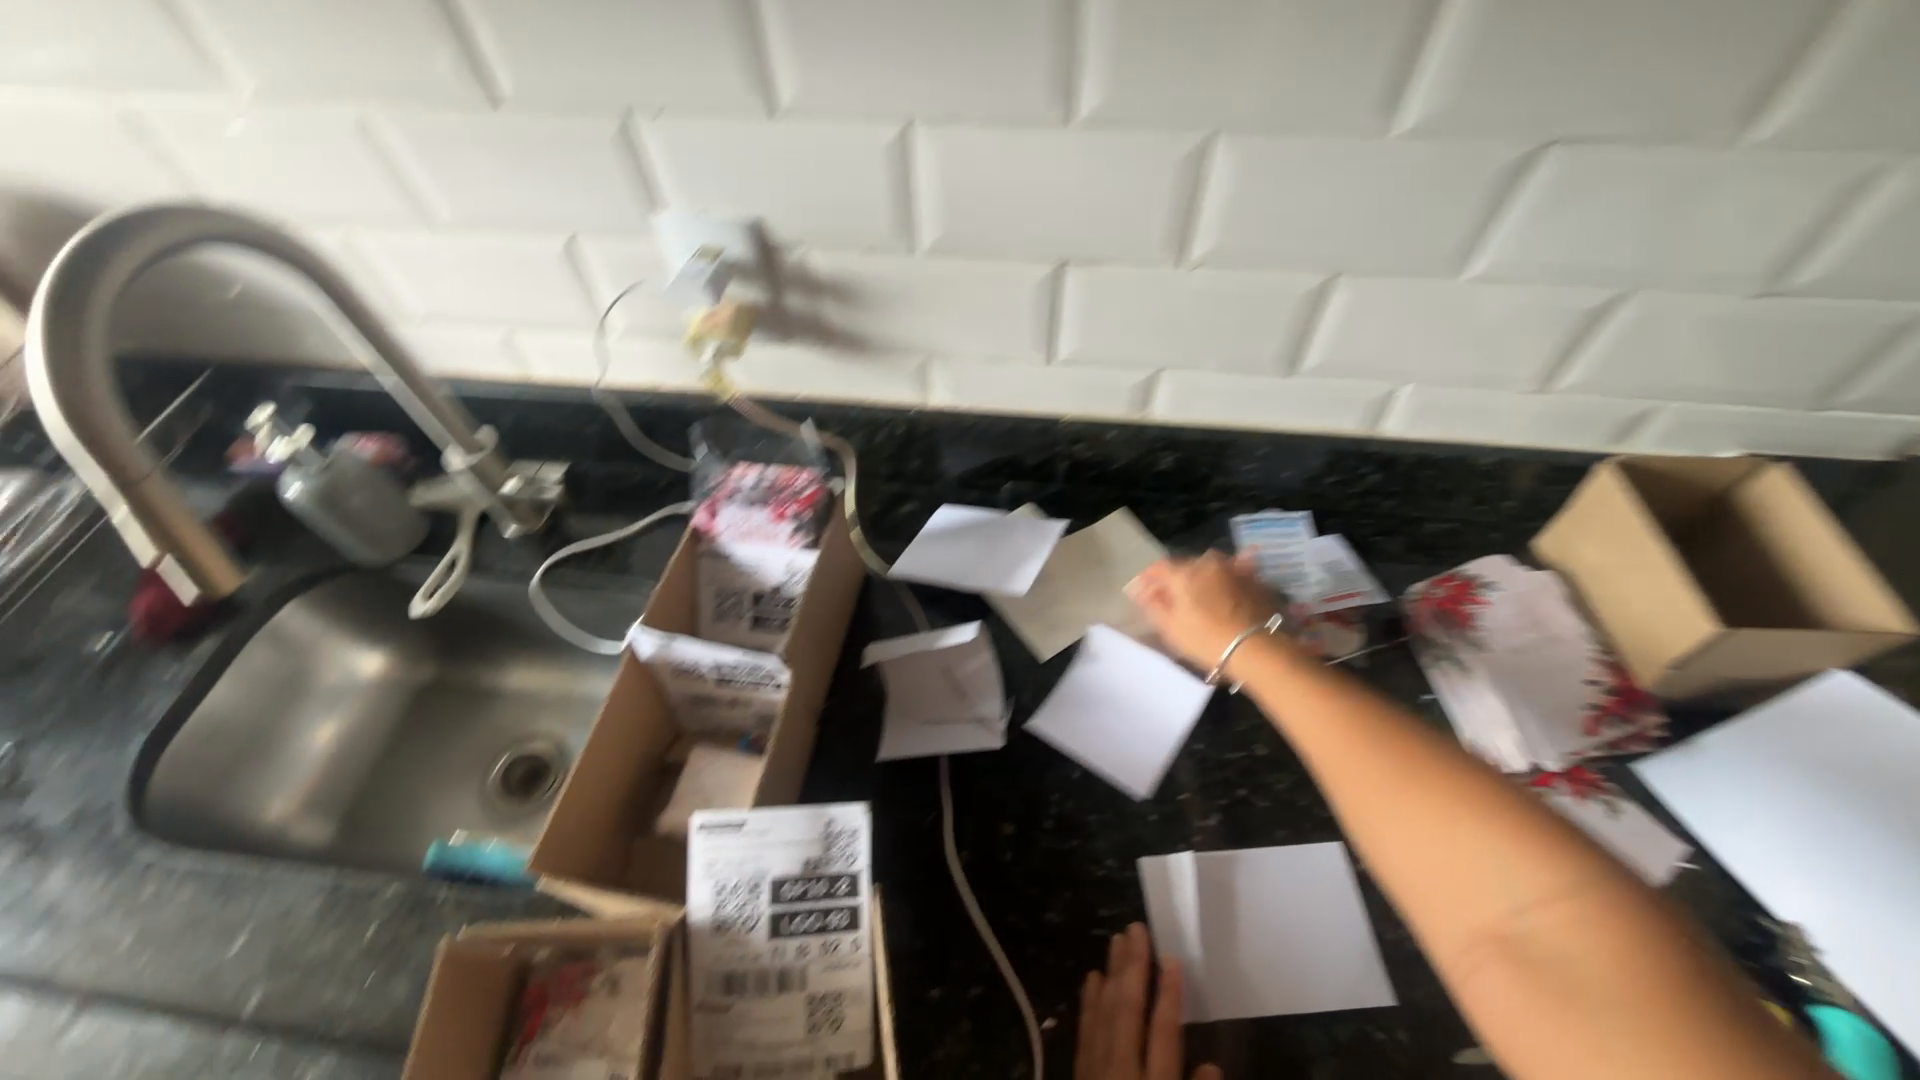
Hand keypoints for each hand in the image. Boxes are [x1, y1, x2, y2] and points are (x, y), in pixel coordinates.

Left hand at [1075, 922, 1220, 1079]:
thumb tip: (1212, 1065)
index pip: (1164, 1032)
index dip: (1169, 995)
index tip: (1172, 958)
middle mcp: (1123, 1068)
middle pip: (1128, 1011)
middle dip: (1133, 967)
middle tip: (1136, 929)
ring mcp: (1096, 1067)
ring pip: (1105, 1012)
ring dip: (1111, 974)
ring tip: (1117, 940)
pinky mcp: (1079, 1070)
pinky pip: (1085, 1030)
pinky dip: (1090, 1001)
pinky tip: (1093, 977)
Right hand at [1127, 552, 1281, 669]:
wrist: (1258, 650)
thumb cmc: (1207, 641)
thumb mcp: (1171, 628)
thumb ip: (1152, 606)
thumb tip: (1139, 591)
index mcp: (1183, 573)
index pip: (1158, 568)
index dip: (1148, 579)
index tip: (1142, 591)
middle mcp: (1207, 563)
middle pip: (1183, 566)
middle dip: (1173, 579)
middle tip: (1168, 598)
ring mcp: (1233, 569)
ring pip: (1208, 567)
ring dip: (1198, 576)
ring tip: (1196, 595)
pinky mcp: (1253, 579)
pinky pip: (1232, 571)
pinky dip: (1223, 578)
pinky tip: (1223, 588)